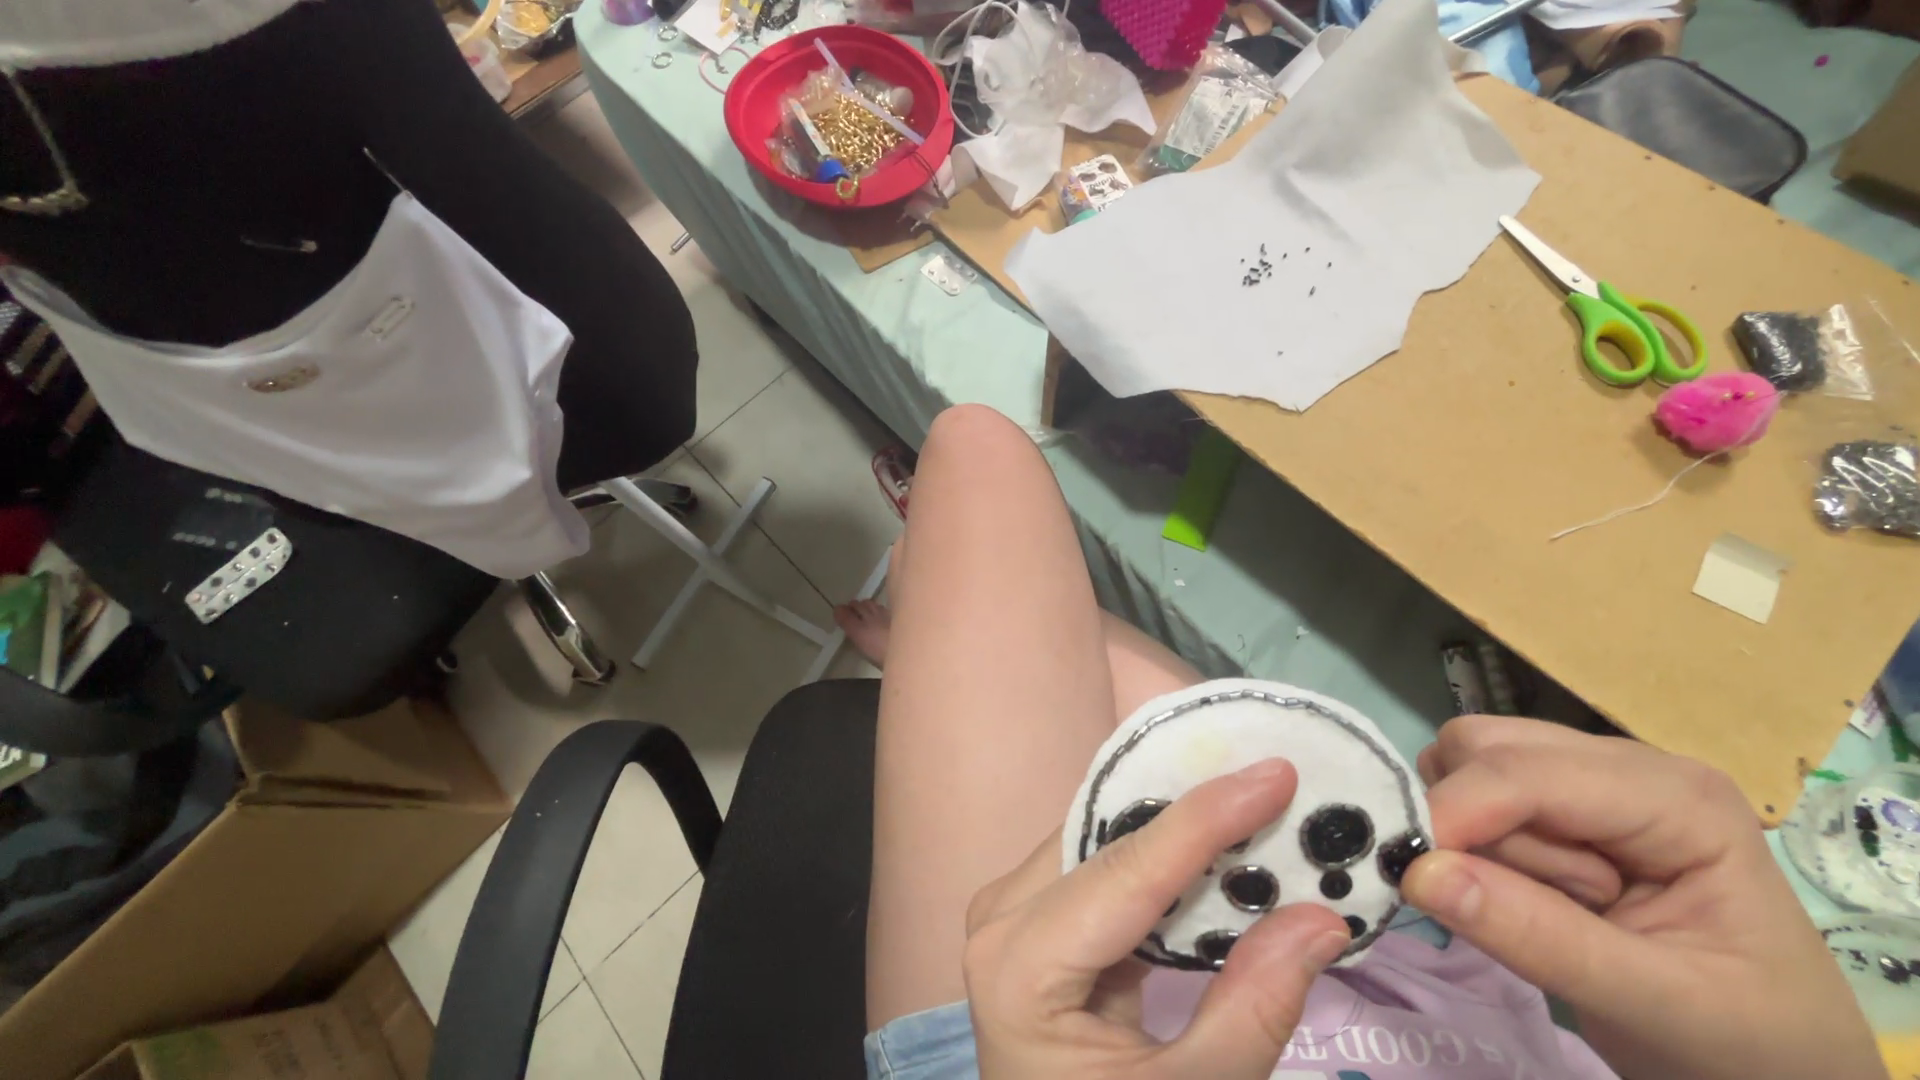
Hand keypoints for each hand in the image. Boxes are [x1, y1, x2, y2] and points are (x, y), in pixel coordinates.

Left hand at [962, 758, 1351, 1078]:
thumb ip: (1254, 1006)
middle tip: (1275, 778)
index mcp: (1022, 968)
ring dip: (1177, 826)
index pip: (1126, 872)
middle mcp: (1002, 919)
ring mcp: (1010, 914)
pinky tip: (1214, 843)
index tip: (1274, 771)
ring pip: (1101, 843)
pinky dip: (1160, 858)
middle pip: (1106, 844)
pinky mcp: (1033, 922)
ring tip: (1254, 798)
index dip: (1204, 818)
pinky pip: (1099, 868)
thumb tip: (1321, 917)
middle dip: (1191, 808)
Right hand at [1404, 716, 1885, 1079]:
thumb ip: (1540, 938)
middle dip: (1468, 823)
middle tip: (1510, 902)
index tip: (1409, 876)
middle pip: (1484, 748)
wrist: (1775, 1067)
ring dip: (1470, 835)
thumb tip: (1416, 872)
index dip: (1455, 812)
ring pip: (1465, 765)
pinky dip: (1467, 841)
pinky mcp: (1557, 805)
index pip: (1523, 771)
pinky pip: (1469, 795)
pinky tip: (1525, 890)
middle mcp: (1625, 766)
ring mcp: (1589, 781)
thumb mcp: (1658, 1007)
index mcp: (1676, 797)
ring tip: (1539, 903)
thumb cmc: (1743, 1042)